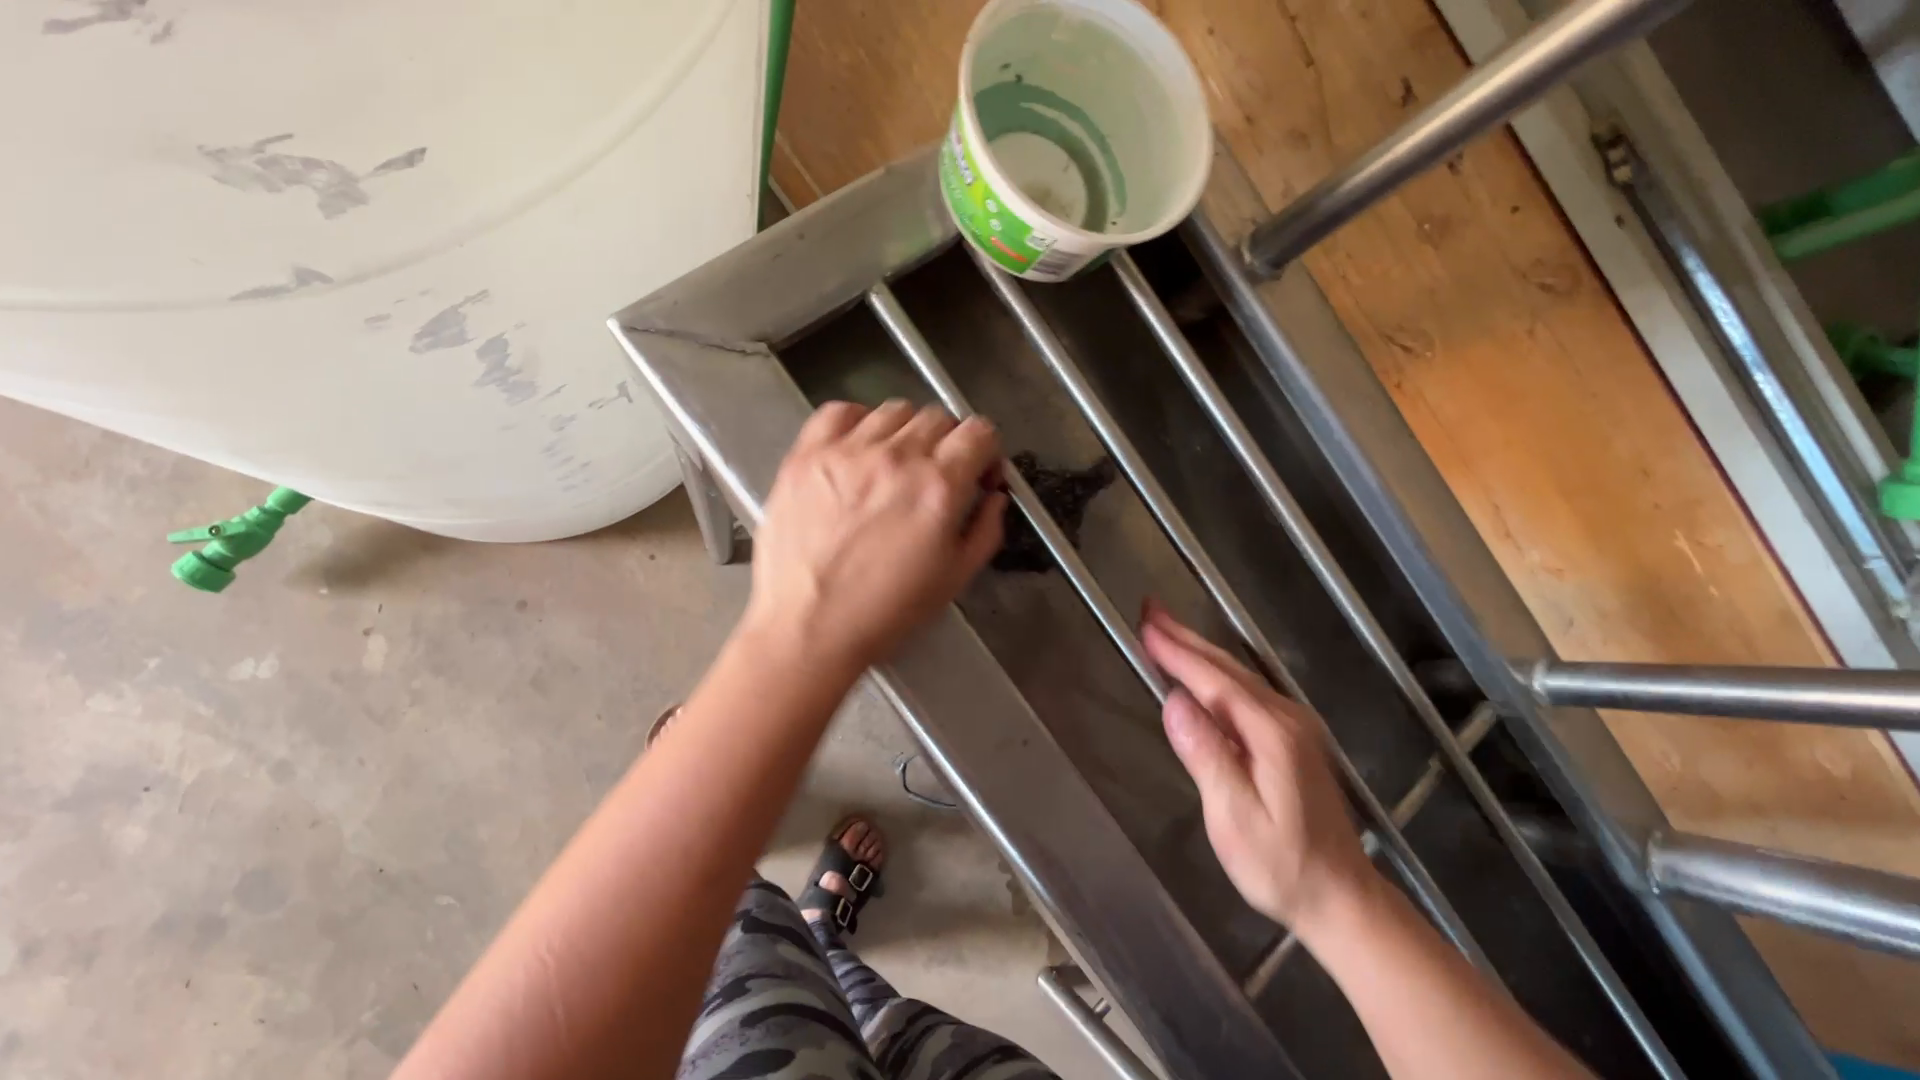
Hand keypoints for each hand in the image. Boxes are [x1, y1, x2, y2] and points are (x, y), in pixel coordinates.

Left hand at [743, 399, 1007, 673]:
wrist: (808, 629)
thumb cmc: (884, 613)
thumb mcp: (955, 578)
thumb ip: (986, 529)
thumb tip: (994, 496)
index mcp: (939, 486)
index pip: (979, 431)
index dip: (985, 451)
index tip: (977, 472)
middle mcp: (895, 457)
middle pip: (937, 417)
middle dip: (948, 442)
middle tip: (937, 475)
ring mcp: (846, 452)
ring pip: (893, 411)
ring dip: (905, 432)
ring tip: (894, 465)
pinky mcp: (806, 456)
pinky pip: (839, 412)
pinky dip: (856, 422)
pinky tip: (857, 449)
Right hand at [1141, 604, 1375, 933]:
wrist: (1340, 896)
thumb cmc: (1281, 865)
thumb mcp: (1235, 817)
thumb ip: (1207, 756)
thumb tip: (1175, 702)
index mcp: (1271, 733)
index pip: (1214, 681)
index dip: (1177, 652)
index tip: (1145, 626)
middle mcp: (1287, 719)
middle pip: (1229, 669)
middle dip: (1187, 639)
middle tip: (1151, 610)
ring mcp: (1295, 728)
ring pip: (1240, 677)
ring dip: (1201, 652)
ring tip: (1168, 632)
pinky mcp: (1294, 741)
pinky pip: (1247, 693)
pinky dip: (1217, 674)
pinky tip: (1204, 675)